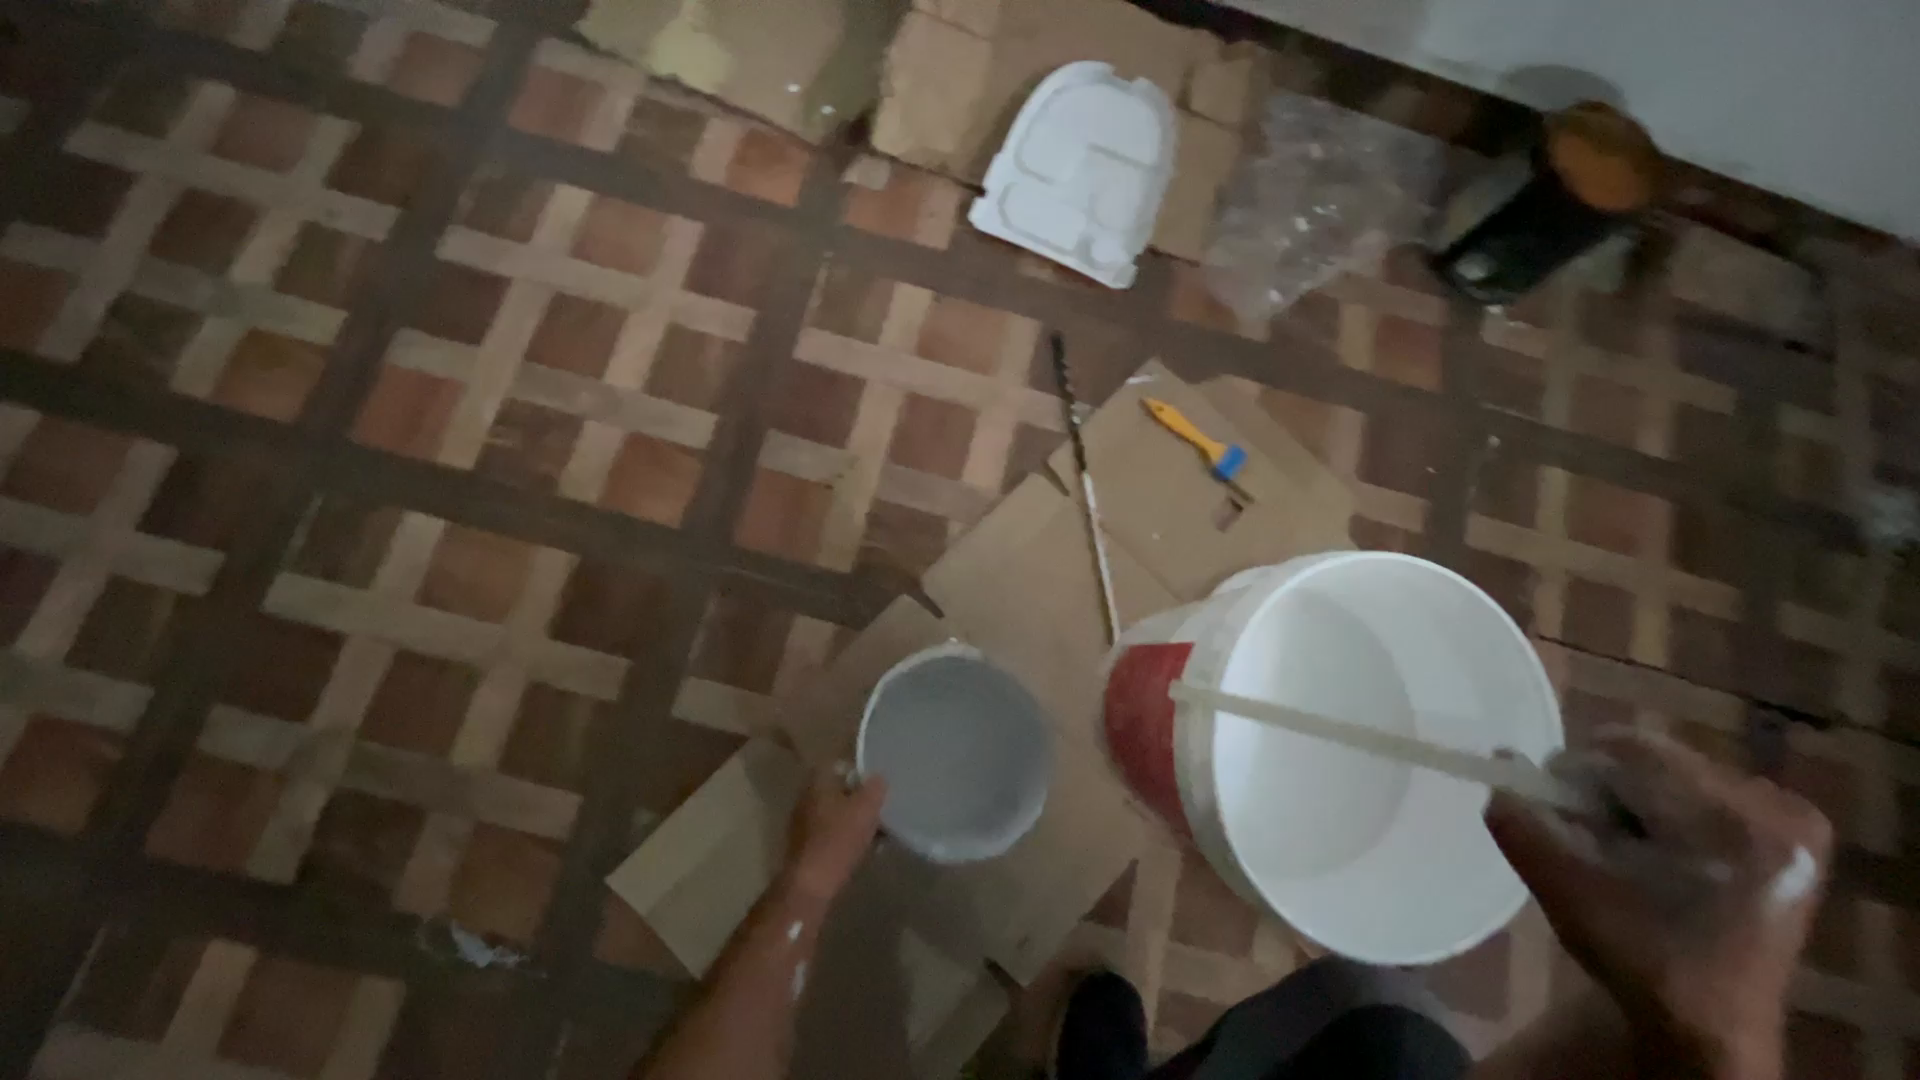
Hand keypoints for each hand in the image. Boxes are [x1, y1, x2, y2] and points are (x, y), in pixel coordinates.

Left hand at [784, 769, 887, 904]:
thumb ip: (874, 788)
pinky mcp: (806, 849)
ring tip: (877, 831)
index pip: (838, 766)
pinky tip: (863, 849)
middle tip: (880, 807)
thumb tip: (878, 778)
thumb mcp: (865, 808)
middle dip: (859, 799)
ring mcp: (802, 825)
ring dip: (854, 821)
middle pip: (837, 792)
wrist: (811, 884)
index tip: (877, 784)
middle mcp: (805, 799)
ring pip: (835, 815)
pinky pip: (831, 836)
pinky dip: (846, 839)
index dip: (859, 772)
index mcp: (816, 783)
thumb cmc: (838, 839)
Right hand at [1486, 727, 1830, 1079]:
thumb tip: (1502, 760)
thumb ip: (1521, 821)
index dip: (1577, 777)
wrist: (1705, 1023)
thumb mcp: (1561, 887)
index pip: (1628, 751)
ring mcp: (1792, 818)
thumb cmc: (1638, 956)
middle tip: (1592, 842)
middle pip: (1651, 757)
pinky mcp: (1790, 830)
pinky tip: (1657, 856)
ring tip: (1624, 854)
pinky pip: (1695, 786)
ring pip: (1669, 768)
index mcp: (1737, 824)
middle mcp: (1778, 809)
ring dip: (1629, 800)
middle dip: (1606, 791)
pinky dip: (1659, 809)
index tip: (1563, 820)